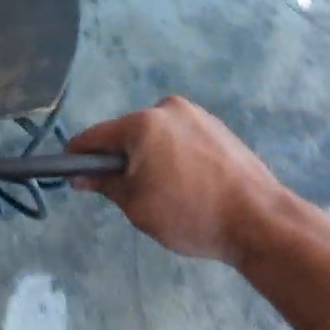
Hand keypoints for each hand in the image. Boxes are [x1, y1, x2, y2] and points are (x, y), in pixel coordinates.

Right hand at [67, 96, 291, 263]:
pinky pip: (181, 138)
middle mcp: (167, 108)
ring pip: (157, 136)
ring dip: (151, 157)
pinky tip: (191, 186)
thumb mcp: (138, 207)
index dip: (79, 153)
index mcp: (143, 123)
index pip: (97, 135)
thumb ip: (105, 185)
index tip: (68, 169)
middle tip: (129, 195)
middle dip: (123, 159)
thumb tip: (79, 175)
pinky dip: (176, 157)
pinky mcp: (217, 127)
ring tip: (168, 194)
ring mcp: (195, 114)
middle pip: (129, 133)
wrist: (260, 221)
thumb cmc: (191, 215)